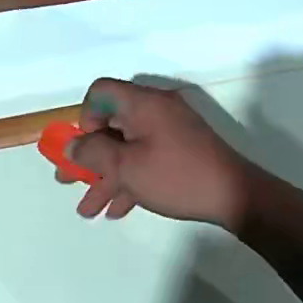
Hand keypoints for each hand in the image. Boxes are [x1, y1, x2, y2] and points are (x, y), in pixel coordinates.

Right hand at [62, 78, 262, 228]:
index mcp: (144, 103)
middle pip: (113, 124)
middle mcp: (158, 109)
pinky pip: (148, 157)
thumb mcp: (126, 167)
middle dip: (89, 157)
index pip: (102, 92)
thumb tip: (70, 146)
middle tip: (69, 183)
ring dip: (107, 176)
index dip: (85, 118)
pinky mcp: (183, 150)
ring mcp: (172, 130)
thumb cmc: (175, 176)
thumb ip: (93, 153)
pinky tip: (118, 209)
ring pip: (129, 147)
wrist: (233, 194)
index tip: (84, 148)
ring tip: (89, 210)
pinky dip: (132, 178)